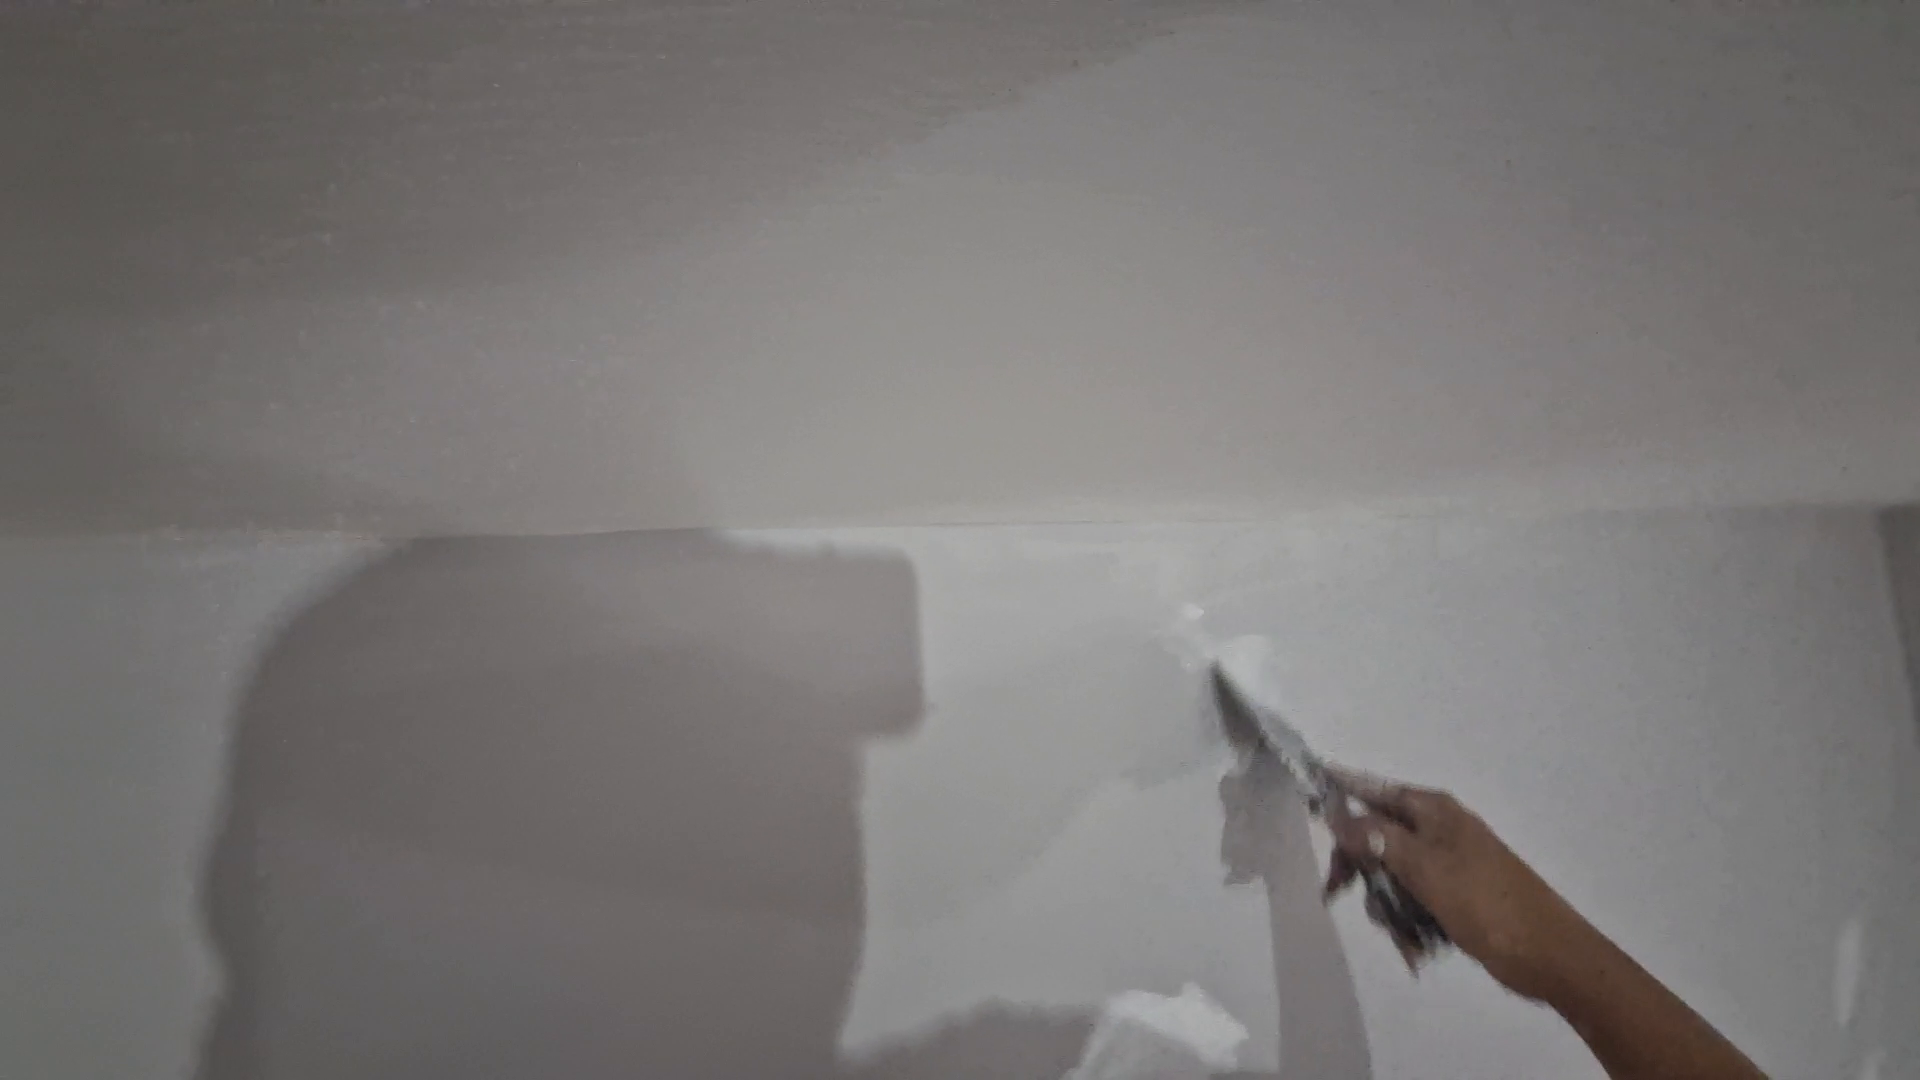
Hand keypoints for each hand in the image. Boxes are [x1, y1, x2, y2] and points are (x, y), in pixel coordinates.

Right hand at [1319, 766, 1594, 999]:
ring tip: (1396, 934)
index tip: (1306, 801)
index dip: (1337, 792)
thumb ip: (1374, 836)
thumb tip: (1333, 813)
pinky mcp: (1454, 893)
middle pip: (1374, 834)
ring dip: (1384, 902)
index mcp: (1431, 810)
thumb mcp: (1422, 866)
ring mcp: (1446, 861)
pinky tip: (1414, 947)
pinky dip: (1407, 919)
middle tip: (1335, 891)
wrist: (1557, 961)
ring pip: (1389, 871)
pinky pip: (1412, 897)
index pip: (1370, 787)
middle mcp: (1436, 828)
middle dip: (1357, 866)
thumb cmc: (1487, 902)